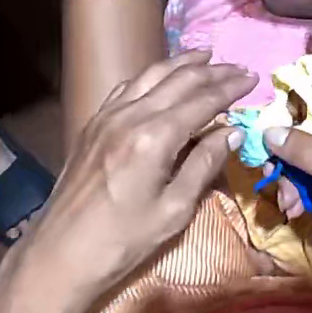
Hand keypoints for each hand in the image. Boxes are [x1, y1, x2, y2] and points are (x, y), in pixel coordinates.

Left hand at [0, 51, 256, 312]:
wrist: (58, 256)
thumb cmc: (122, 241)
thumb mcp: (174, 210)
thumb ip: (204, 164)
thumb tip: (233, 131)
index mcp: (154, 138)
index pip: (203, 100)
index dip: (231, 87)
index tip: (254, 78)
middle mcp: (130, 116)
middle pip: (179, 80)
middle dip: (213, 70)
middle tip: (239, 68)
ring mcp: (107, 116)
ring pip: (151, 75)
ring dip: (182, 64)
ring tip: (206, 56)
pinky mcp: (93, 123)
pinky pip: (128, 87)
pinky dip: (152, 75)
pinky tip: (162, 77)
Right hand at [266, 95, 311, 267]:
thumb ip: (304, 151)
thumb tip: (267, 130)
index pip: (305, 98)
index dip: (280, 114)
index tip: (261, 140)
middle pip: (299, 129)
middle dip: (283, 156)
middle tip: (271, 180)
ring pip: (301, 154)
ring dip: (289, 178)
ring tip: (288, 205)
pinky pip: (311, 173)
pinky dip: (300, 189)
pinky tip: (296, 209)